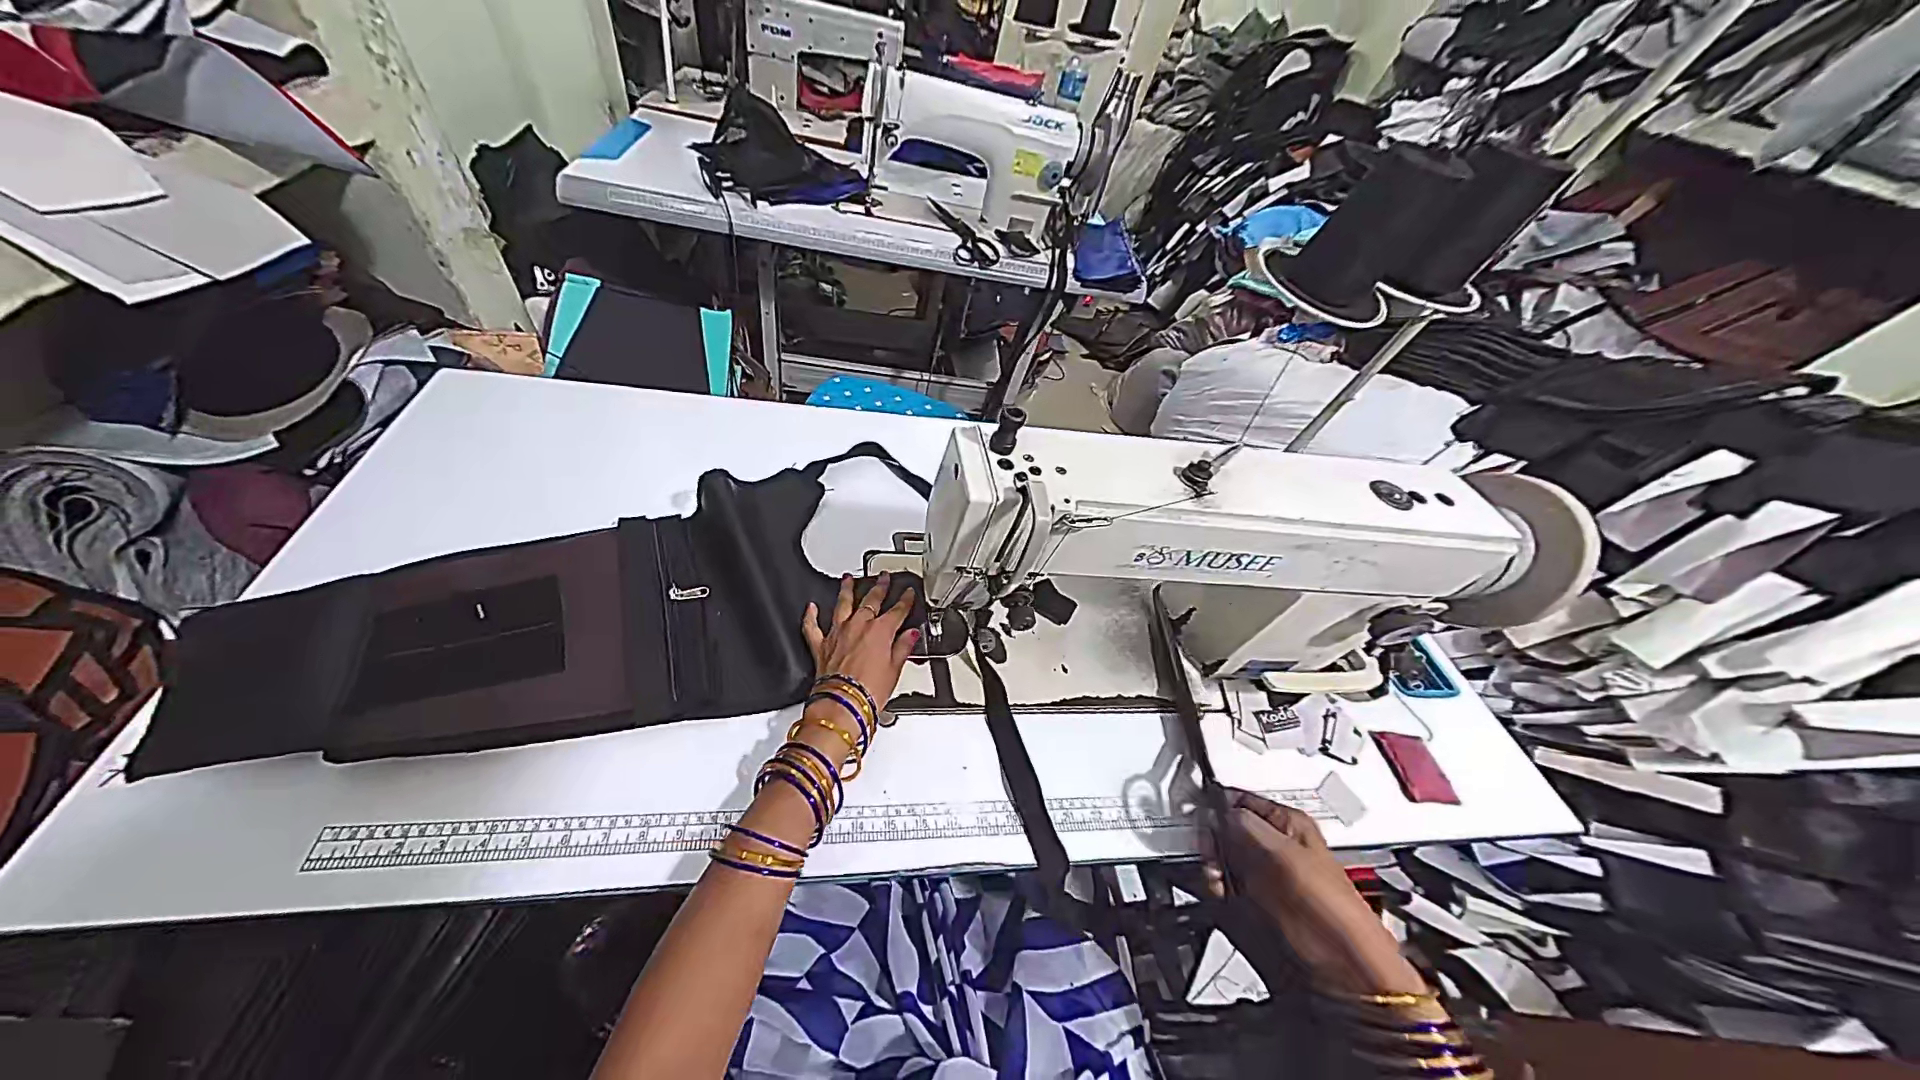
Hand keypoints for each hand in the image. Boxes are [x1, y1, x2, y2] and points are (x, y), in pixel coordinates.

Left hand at [801, 573, 918, 707]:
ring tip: (848, 579)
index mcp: (881, 631)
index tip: (909, 593)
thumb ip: (903, 648)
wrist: (842, 704)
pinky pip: (812, 626)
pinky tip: (811, 607)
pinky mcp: (821, 645)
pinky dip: (811, 616)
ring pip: (842, 604)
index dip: (905, 600)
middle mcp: (858, 626)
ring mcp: (838, 633)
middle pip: (871, 600)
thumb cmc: (868, 691)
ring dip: (846, 590)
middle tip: (884, 577)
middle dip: (880, 586)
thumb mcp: (895, 669)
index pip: (897, 610)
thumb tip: (911, 635)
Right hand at [1202, 788, 1426, 995]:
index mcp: (1289, 826)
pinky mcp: (1252, 907)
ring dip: (1210, 868)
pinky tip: (1221, 896)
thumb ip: (1243, 823)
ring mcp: (1263, 879)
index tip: (1199, 813)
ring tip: (1219, 879)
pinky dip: (1213, 890)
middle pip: (1223, 831)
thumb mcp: (1280, 853)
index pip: (1239, 800)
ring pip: (1218, 859)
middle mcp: (1274, 850)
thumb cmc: (1330, 913)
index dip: (1216, 805)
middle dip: (1212, 842)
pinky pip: (1219, 888)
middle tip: (1212, 853)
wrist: (1340, 972)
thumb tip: (1215, 807)